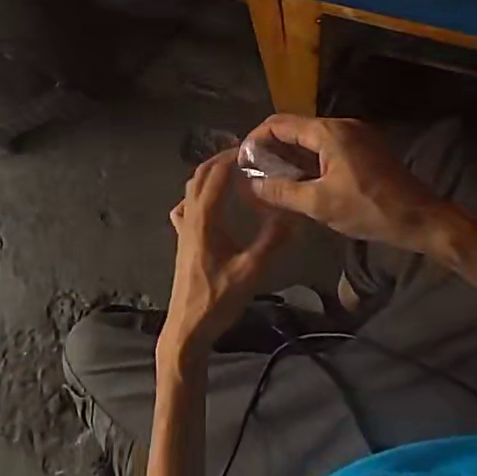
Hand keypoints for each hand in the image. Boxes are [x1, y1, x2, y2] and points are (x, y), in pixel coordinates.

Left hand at [160, 148, 289, 359]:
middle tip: (245, 154)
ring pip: (191, 190)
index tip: (252, 147)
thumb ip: (272, 242)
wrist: (187, 328)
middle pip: (199, 177)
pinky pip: (186, 209)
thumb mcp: (250, 272)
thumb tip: (293, 214)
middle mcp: (189, 218)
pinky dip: (198, 196)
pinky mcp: (183, 242)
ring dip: (208, 175)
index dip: (231, 157)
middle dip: (219, 160)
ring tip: (231, 171)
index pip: (215, 176)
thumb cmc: (217, 300)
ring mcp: (183, 230)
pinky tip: (209, 205)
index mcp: (203, 220)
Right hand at [243, 115, 445, 254]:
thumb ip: (281, 192)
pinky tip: (300, 179)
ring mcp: (356, 135)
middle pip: (295, 128)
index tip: (242, 159)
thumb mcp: (319, 204)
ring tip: (272, 178)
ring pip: (311, 138)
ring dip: (290, 155)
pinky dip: (310, 159)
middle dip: (272, 148)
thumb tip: (252, 184)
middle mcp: (342, 125)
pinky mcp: (366, 148)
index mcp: (329, 132)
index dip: (256, 139)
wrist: (422, 219)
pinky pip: (328, 146)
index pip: (280, 124)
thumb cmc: (370, 209)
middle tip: (254, 171)